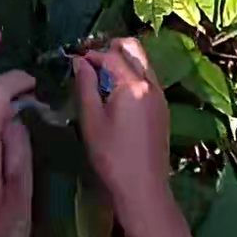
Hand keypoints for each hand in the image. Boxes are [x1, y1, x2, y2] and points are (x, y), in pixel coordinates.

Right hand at [72, 38, 172, 225]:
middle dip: (111, 47)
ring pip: (143, 63)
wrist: (144, 189)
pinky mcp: (162, 109)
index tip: (74, 60)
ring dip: (122, 60)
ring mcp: (160, 97)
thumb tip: (79, 61)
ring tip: (100, 73)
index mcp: (134, 86)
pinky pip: (147, 78)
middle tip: (90, 59)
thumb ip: (85, 85)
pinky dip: (131, 74)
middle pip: (135, 50)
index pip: (111, 55)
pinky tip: (115, 90)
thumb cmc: (112, 154)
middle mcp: (151, 85)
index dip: (91, 54)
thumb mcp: (91, 119)